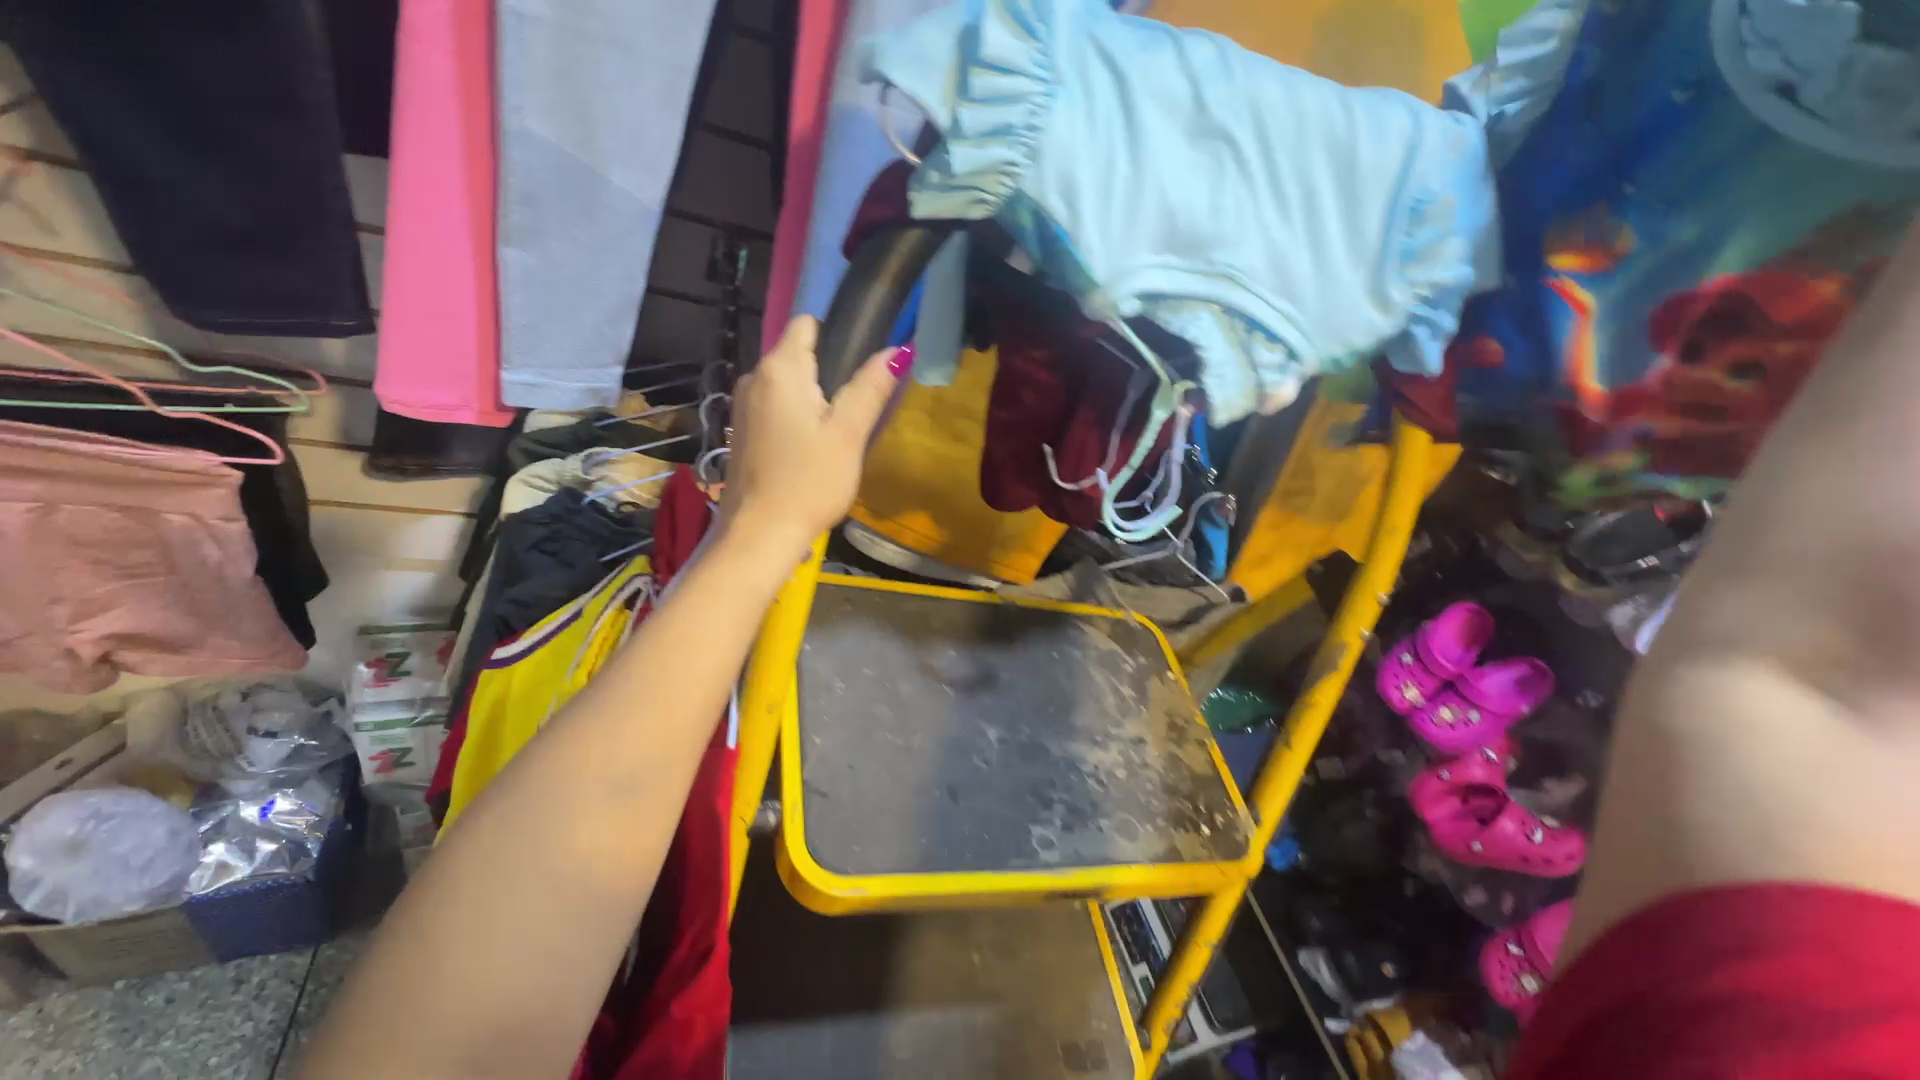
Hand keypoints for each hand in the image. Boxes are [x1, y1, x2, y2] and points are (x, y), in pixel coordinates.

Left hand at [720, 316, 901, 546]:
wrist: (759, 534)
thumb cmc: (809, 481)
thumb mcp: (849, 434)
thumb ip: (871, 387)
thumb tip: (898, 350)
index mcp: (780, 368)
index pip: (808, 323)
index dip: (837, 335)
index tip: (861, 366)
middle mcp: (754, 376)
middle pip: (798, 353)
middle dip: (828, 371)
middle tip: (857, 408)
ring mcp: (743, 404)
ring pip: (787, 382)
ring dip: (813, 396)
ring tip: (838, 431)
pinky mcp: (742, 430)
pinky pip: (775, 405)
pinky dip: (795, 415)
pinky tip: (811, 447)